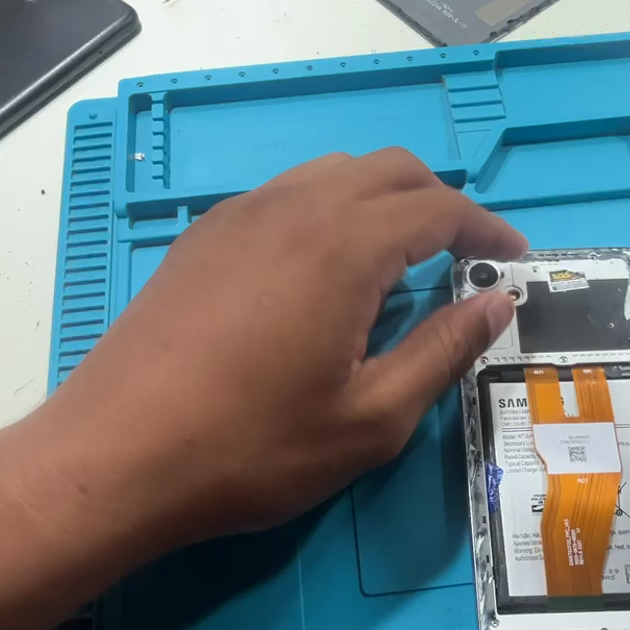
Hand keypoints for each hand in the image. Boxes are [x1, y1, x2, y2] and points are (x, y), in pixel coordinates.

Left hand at [20, 149, 524, 555]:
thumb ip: (442, 351)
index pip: (438, 209)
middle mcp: (291, 208)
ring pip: (331, 176)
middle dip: (438, 204)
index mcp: (343, 245)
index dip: (485, 229)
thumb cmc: (253, 449)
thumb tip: (497, 304)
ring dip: (381, 203)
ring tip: (401, 260)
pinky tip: (323, 270)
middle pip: (386, 172)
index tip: (513, 258)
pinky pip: (283, 199)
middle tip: (464, 256)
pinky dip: (327, 213)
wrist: (116, 457)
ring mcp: (237, 217)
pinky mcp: (200, 240)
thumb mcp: (371, 418)